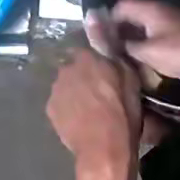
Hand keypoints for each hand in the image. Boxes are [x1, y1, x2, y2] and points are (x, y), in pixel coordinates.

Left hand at [47, 47, 142, 179]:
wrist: (104, 149)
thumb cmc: (123, 112)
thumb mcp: (130, 78)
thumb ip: (113, 53)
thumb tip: (100, 30)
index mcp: (87, 57)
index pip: (88, 50)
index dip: (97, 62)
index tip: (106, 73)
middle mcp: (66, 69)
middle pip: (75, 68)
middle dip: (84, 76)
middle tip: (99, 92)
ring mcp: (55, 90)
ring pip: (66, 85)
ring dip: (75, 91)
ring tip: (89, 108)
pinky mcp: (49, 109)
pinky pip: (60, 103)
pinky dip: (68, 107)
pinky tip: (80, 119)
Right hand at [108, 0, 179, 91]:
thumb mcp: (147, 51)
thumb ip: (123, 45)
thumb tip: (103, 41)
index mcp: (151, 9)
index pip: (121, 5)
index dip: (106, 18)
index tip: (95, 36)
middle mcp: (158, 15)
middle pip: (130, 17)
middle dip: (116, 31)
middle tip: (101, 50)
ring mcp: (168, 29)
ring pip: (141, 31)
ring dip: (128, 42)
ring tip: (113, 59)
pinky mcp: (175, 44)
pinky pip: (151, 43)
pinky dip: (141, 51)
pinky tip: (133, 66)